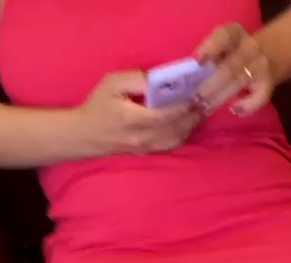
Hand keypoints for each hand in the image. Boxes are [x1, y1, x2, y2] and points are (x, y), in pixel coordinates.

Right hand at [76, 71, 201, 154]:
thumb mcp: (111, 84)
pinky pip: (170, 146)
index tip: (194, 95)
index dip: (181, 107)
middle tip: (203, 103)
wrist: (86, 135)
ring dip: (190, 127)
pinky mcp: (148, 153)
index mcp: (132, 119)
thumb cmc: (98, 106)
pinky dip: (182, 136)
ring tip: (199, 113)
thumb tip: (158, 81)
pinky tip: (188, 126)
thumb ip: (135, 80)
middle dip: (191, 117)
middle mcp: (142, 137)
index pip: (164, 115)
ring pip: (175, 140)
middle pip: (174, 129)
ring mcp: (146, 148)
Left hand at [194, 22, 275, 115]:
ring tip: (206, 108)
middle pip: (230, 67)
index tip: (198, 61)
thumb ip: (210, 55)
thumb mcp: (223, 45)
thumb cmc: (235, 52)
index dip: (211, 47)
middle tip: (196, 99)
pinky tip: (234, 110)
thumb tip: (193, 76)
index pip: (223, 36)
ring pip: (240, 81)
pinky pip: (260, 96)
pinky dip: (247, 105)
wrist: (268, 53)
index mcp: (234, 33)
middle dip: (211, 85)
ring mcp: (261, 65)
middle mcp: (249, 47)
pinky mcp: (268, 82)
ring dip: (221, 97)